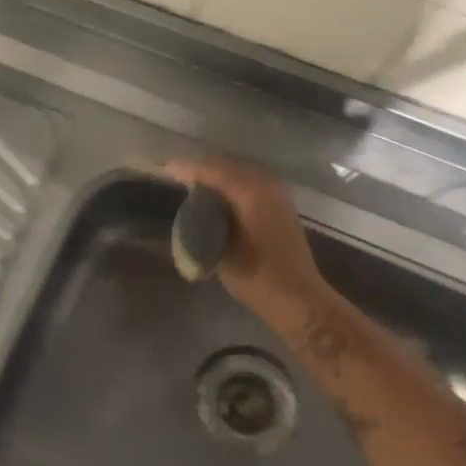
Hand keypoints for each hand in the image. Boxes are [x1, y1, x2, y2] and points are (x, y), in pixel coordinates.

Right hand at [159, 157, 340, 335]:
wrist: (298, 299)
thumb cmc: (258, 277)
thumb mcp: (222, 251)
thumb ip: (206, 224)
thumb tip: (194, 209)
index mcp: (252, 193)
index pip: (214, 170)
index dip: (188, 168)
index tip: (166, 168)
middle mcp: (267, 186)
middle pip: (229, 166)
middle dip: (202, 169)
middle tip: (176, 174)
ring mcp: (278, 196)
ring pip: (241, 175)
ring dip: (217, 177)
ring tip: (192, 184)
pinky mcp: (280, 208)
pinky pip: (250, 185)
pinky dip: (231, 187)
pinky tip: (217, 198)